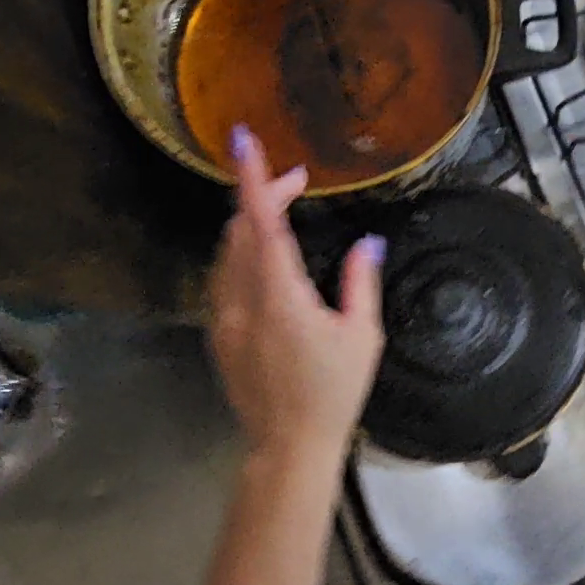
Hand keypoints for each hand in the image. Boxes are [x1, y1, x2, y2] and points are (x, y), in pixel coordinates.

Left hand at [209, 125, 384, 460]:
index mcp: (281, 298)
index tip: (243, 140)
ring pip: (225, 252)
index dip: (253, 180)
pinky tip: (263, 256)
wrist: (287, 444)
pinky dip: (240, 251)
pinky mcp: (217, 333)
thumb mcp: (362, 337)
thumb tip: (367, 243)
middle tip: (295, 179)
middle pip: (239, 230)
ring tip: (280, 209)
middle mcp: (242, 301)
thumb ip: (359, 284)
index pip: (261, 224)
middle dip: (260, 194)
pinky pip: (222, 277)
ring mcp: (222, 318)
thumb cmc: (334, 392)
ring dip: (247, 222)